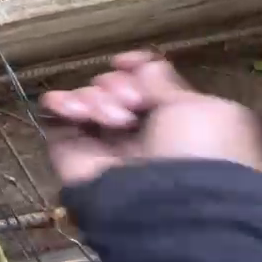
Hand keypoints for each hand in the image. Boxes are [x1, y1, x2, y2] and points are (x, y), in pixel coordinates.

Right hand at [38, 51, 261, 186]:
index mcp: (177, 118)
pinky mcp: (68, 143)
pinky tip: (74, 111)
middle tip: (130, 104)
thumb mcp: (206, 109)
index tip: (128, 62)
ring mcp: (101, 135)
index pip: (146, 80)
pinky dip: (61, 102)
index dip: (137, 67)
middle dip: (118, 86)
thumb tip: (143, 66)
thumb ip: (169, 84)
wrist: (165, 199)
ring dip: (94, 97)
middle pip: (113, 84)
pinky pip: (55, 109)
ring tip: (108, 119)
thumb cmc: (199, 151)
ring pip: (86, 94)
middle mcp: (138, 125)